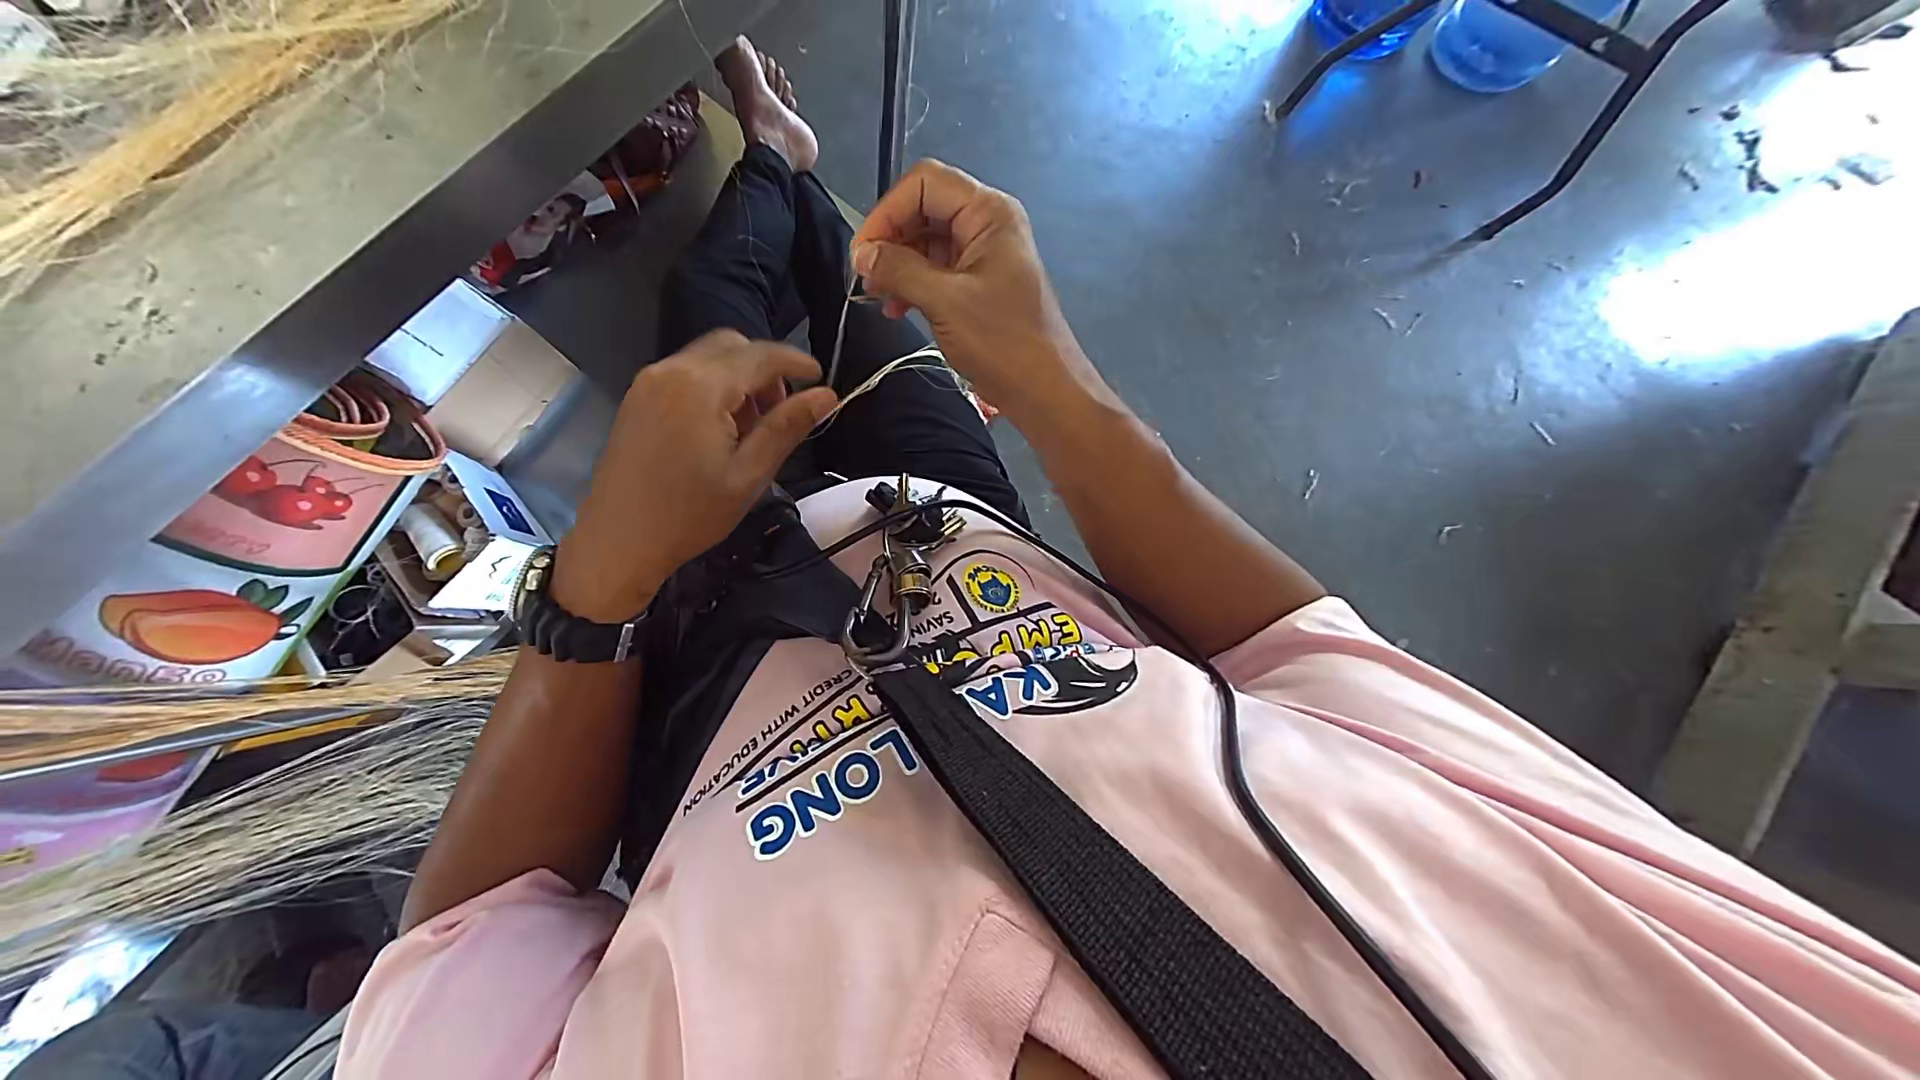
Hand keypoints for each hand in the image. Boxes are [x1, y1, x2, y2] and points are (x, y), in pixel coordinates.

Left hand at [551, 331, 835, 621]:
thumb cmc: (689, 515)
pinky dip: (715, 385)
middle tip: (783, 411)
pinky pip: (687, 372)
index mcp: (701, 387)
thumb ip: (788, 427)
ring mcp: (649, 382)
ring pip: (710, 357)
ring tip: (753, 427)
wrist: (619, 541)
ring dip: (741, 377)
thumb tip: (826, 395)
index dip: (797, 362)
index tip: (820, 381)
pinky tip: (721, 427)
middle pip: (733, 345)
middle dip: (767, 369)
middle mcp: (671, 371)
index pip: (761, 355)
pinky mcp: (639, 397)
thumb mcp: (749, 474)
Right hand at [850, 160, 1100, 421]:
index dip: (887, 212)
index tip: (863, 253)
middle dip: (890, 241)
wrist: (1043, 390)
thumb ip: (899, 270)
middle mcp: (987, 225)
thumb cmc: (1003, 343)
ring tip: (879, 297)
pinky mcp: (978, 286)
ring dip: (898, 266)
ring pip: (926, 243)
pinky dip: (913, 285)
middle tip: (866, 277)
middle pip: (924, 210)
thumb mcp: (945, 302)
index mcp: (989, 213)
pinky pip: (936, 271)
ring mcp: (984, 256)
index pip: (925, 183)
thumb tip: (862, 255)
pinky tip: (898, 308)